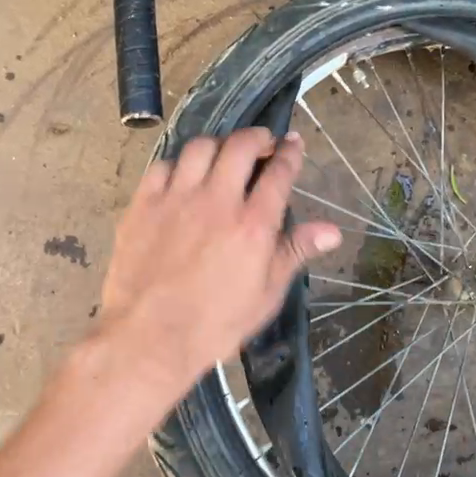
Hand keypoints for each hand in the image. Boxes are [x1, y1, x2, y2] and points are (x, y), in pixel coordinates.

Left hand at [87, 127, 341, 389]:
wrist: (149, 338)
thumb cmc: (215, 324)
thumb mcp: (266, 294)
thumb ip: (295, 252)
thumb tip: (332, 231)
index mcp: (253, 224)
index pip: (278, 172)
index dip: (290, 153)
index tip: (294, 143)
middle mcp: (217, 201)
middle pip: (240, 146)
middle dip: (257, 137)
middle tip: (263, 144)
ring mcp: (176, 199)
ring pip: (200, 147)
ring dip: (219, 145)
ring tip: (224, 155)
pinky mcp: (143, 205)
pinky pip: (163, 166)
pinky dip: (180, 163)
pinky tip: (184, 175)